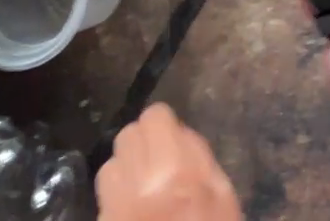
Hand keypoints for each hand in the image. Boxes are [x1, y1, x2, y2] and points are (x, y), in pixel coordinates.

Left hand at [96, 104, 240, 220]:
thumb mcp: (225, 205)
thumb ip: (202, 163)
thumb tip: (182, 136)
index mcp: (177, 173)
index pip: (156, 118)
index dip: (165, 127)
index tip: (174, 143)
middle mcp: (140, 180)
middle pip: (130, 134)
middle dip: (145, 145)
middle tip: (162, 167)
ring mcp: (116, 202)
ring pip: (114, 159)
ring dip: (128, 168)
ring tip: (146, 190)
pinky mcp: (103, 220)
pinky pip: (106, 192)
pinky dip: (118, 194)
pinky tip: (135, 212)